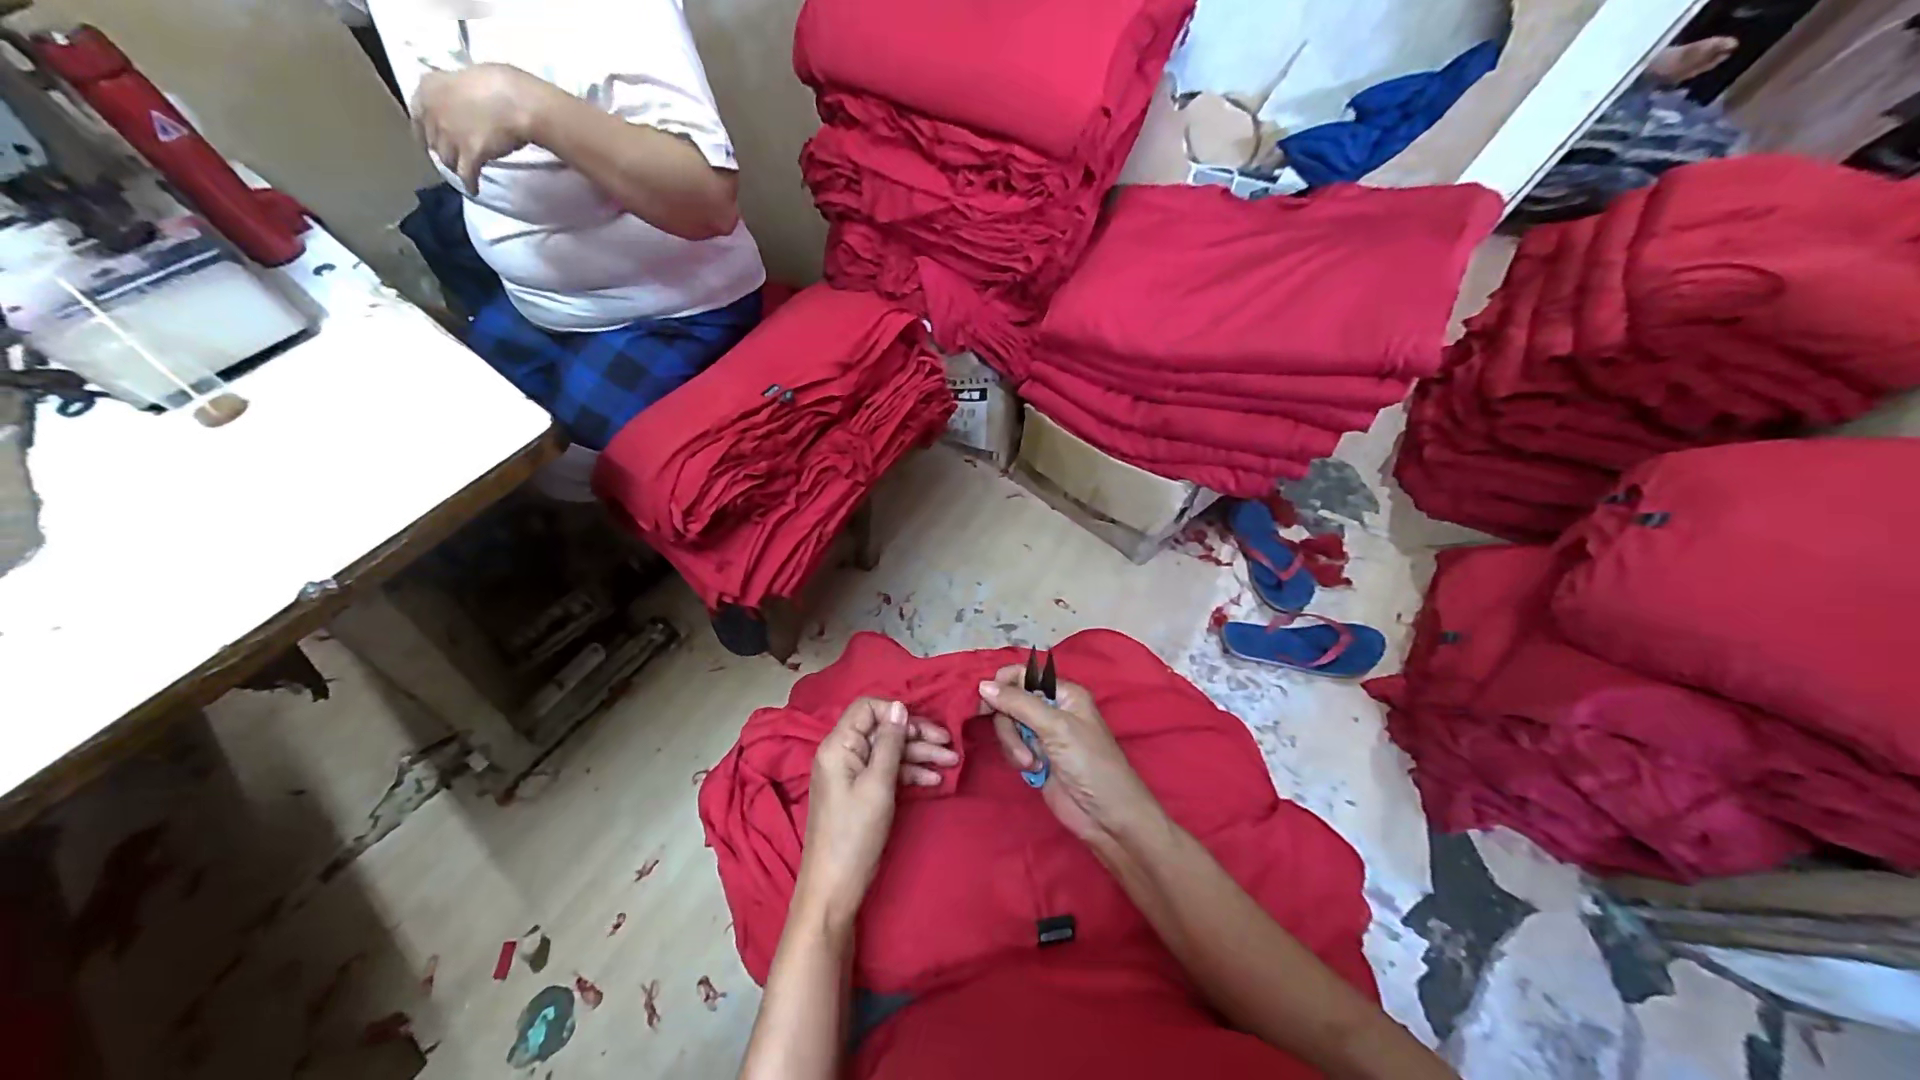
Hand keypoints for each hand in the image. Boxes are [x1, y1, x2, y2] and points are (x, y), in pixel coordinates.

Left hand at [412, 63, 556, 194]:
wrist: (518, 102)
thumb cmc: (500, 83)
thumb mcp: (465, 77)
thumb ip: (455, 92)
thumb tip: (462, 103)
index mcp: (428, 89)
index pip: (417, 115)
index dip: (424, 130)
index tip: (429, 140)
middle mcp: (433, 113)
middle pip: (432, 140)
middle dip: (441, 149)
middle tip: (453, 157)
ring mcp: (450, 136)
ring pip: (447, 159)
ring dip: (455, 166)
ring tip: (465, 171)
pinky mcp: (470, 155)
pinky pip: (467, 175)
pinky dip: (470, 183)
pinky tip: (474, 189)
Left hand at [796, 698, 957, 929]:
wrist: (834, 887)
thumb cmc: (855, 834)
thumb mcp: (878, 784)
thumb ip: (889, 742)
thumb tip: (898, 707)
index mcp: (837, 745)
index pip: (867, 708)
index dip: (896, 711)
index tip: (925, 725)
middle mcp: (841, 753)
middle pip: (881, 729)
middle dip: (916, 734)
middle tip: (949, 743)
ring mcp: (850, 774)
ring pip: (888, 751)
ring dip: (919, 754)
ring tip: (951, 761)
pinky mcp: (859, 792)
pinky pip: (886, 772)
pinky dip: (909, 773)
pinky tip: (934, 780)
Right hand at [979, 671, 1163, 847]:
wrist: (1105, 815)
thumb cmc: (1089, 763)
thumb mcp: (1056, 727)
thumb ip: (1018, 703)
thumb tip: (983, 685)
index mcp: (1064, 693)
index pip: (1024, 674)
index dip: (1003, 684)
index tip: (986, 700)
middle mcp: (1053, 709)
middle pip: (1011, 701)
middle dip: (1009, 723)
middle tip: (1017, 741)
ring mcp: (1043, 735)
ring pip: (1008, 726)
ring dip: (1013, 744)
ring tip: (1030, 763)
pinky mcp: (1036, 757)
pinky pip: (1012, 747)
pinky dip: (1017, 757)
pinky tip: (1033, 771)